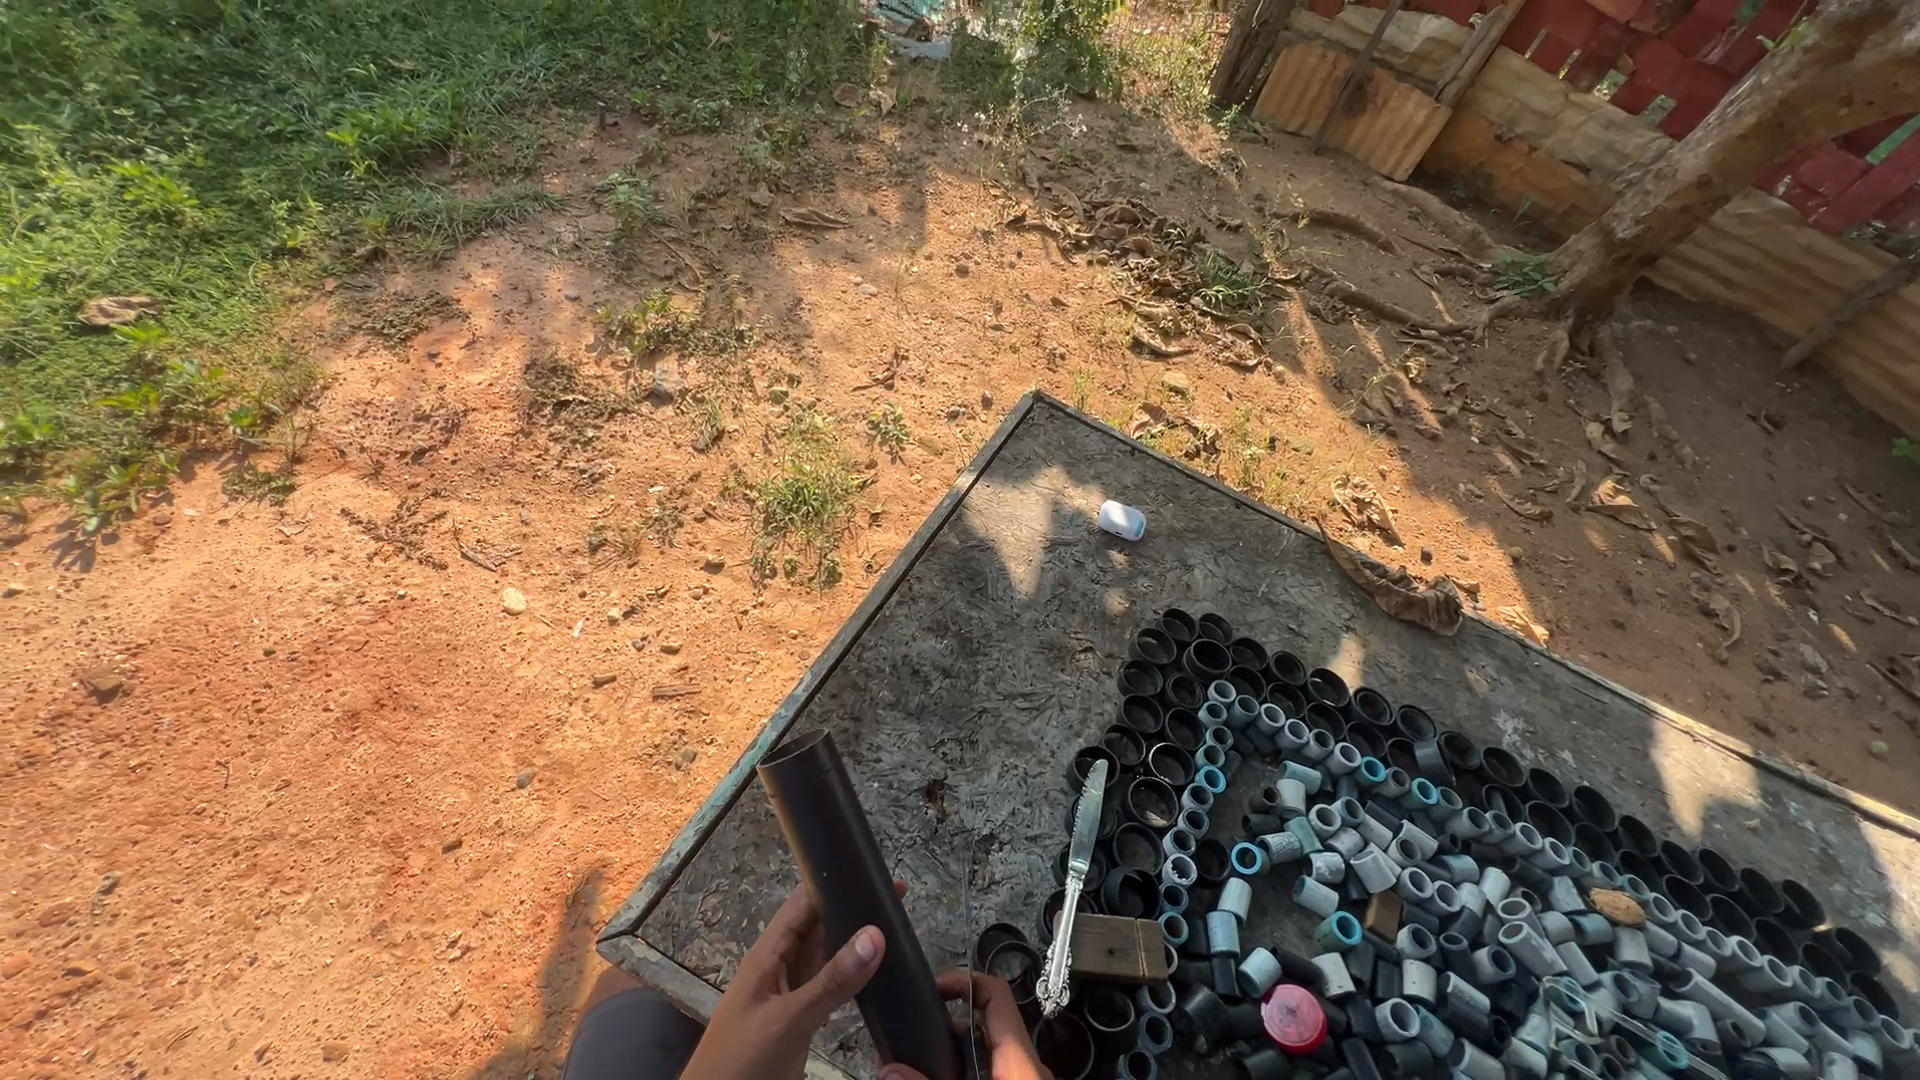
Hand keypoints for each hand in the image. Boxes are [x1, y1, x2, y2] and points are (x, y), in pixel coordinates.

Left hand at [681, 883, 889, 1079]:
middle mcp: (780, 965)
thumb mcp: (788, 1020)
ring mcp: (789, 993)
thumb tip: (876, 934)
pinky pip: (829, 986)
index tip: (872, 868)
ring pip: (826, 955)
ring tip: (895, 927)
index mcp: (770, 953)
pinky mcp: (799, 1019)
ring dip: (854, 941)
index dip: (834, 880)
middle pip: (819, 925)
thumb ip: (831, 982)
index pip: (803, 901)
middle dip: (852, 907)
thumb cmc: (740, 1062)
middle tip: (896, 897)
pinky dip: (852, 976)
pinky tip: (876, 976)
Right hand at [881, 970, 1050, 1079]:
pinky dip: (963, 1069)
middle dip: (948, 1025)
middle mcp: (1028, 1069)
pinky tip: (935, 1076)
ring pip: (987, 1053)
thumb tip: (889, 1069)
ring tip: (916, 1059)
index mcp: (1022, 1062)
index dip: (963, 980)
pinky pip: (991, 1072)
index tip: (932, 987)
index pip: (997, 993)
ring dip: (953, 1052)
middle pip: (987, 1024)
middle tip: (914, 1032)